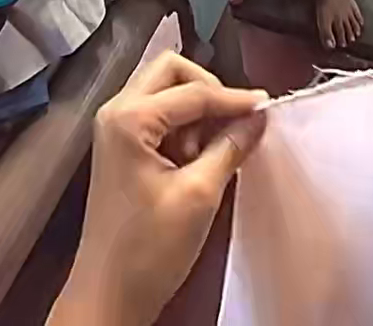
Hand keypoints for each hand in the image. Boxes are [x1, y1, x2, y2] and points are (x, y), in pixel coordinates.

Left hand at [47, 53, 267, 325]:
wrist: (106, 302)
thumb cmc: (148, 250)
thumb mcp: (199, 195)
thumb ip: (231, 146)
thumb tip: (260, 117)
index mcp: (129, 118)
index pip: (194, 92)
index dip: (234, 98)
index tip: (266, 107)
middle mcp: (117, 110)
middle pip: (172, 70)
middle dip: (207, 89)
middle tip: (232, 119)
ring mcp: (116, 125)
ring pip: (166, 87)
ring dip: (195, 108)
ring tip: (210, 147)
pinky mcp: (121, 143)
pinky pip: (159, 111)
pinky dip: (183, 123)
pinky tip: (196, 155)